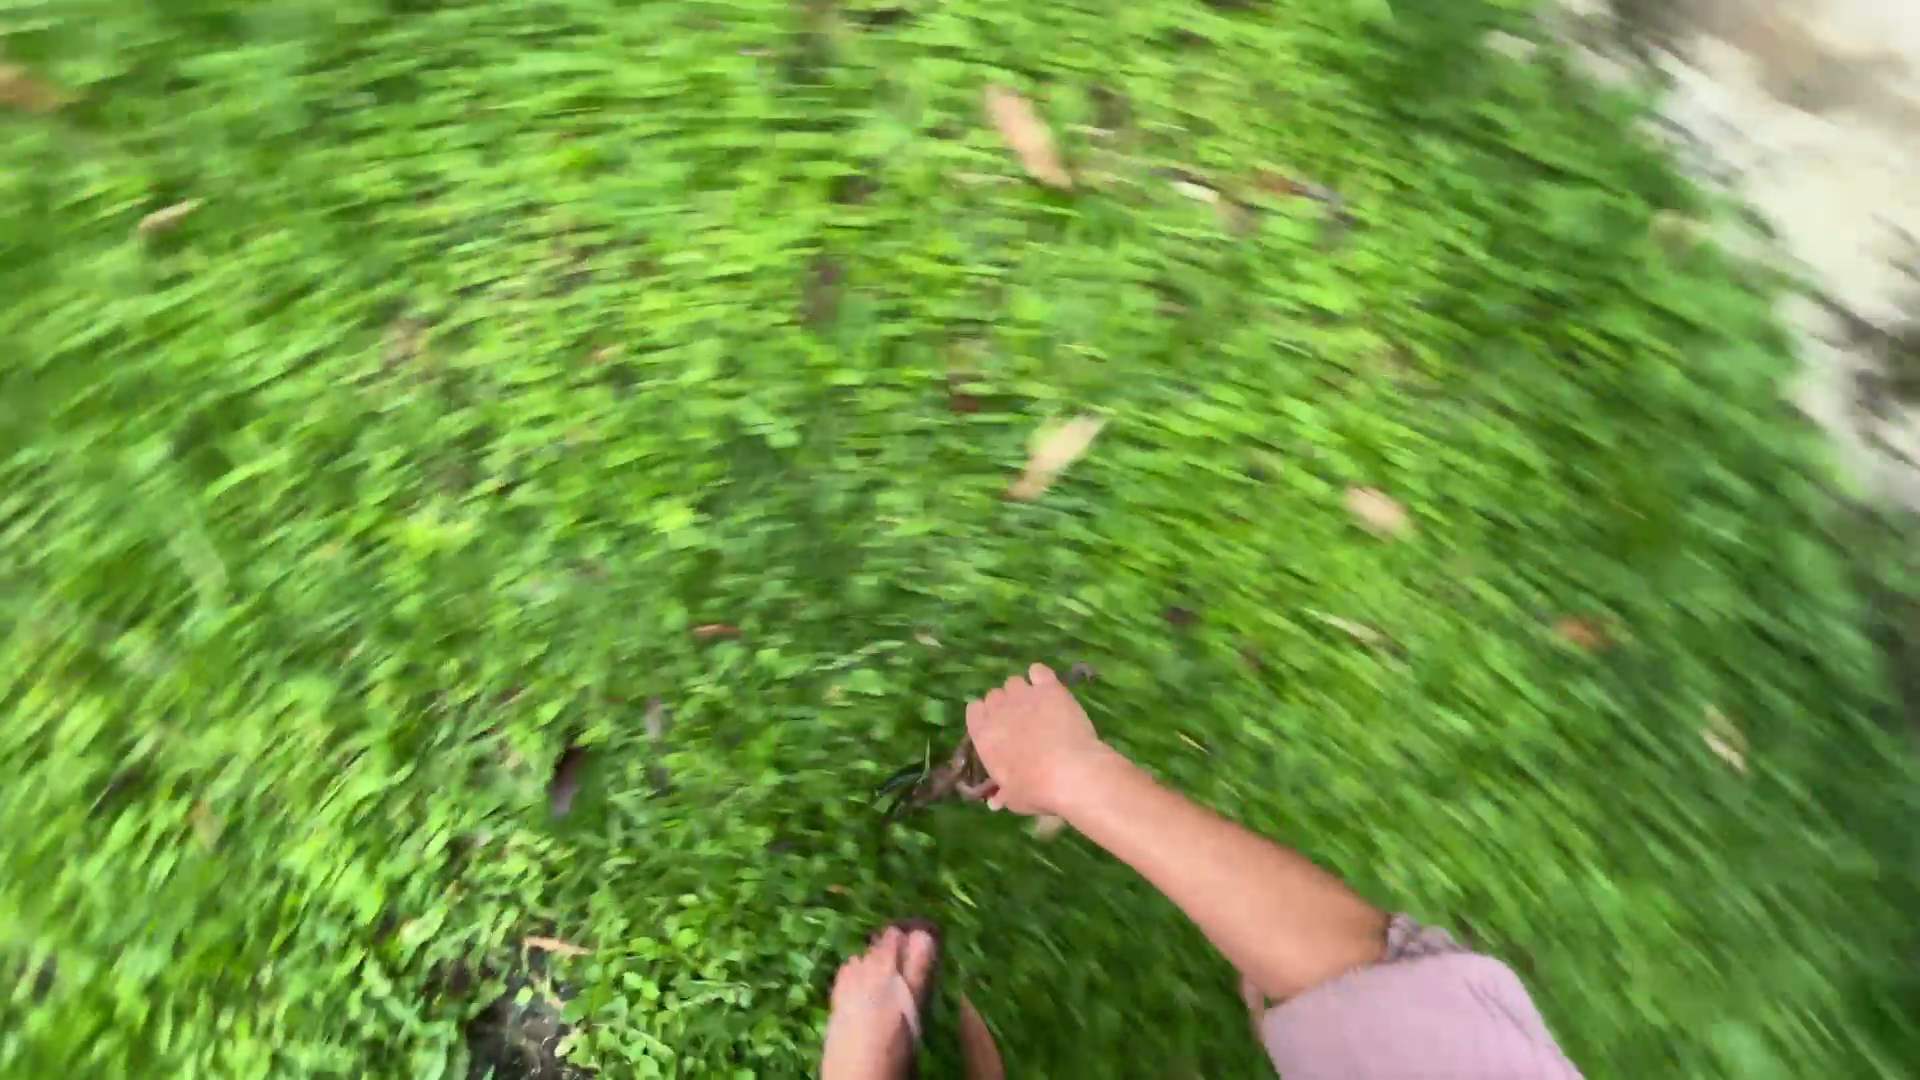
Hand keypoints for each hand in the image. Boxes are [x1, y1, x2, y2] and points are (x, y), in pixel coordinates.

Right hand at [964, 663, 1107, 815]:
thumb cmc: (1036, 789)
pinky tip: (1048, 689)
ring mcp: (1024, 694)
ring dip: (1022, 691)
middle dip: (1004, 705)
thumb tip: (995, 802)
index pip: (973, 710)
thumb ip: (1003, 794)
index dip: (985, 717)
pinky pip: (1038, 670)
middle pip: (994, 694)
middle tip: (1020, 721)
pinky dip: (1041, 677)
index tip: (997, 729)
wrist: (1071, 772)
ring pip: (1015, 681)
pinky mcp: (1049, 687)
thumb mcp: (1014, 799)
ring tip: (1037, 706)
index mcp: (983, 733)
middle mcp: (998, 708)